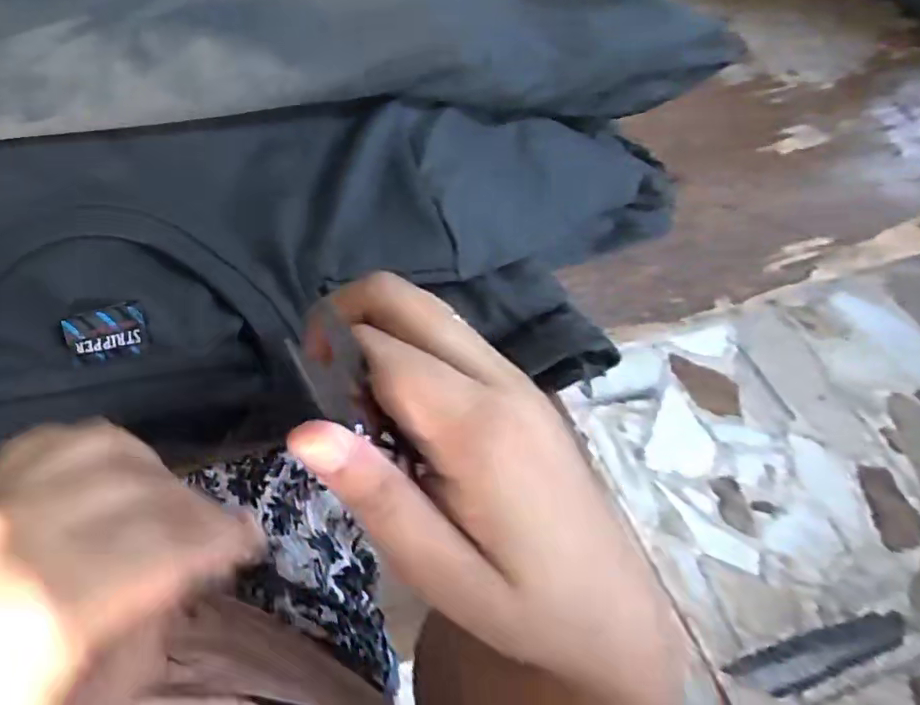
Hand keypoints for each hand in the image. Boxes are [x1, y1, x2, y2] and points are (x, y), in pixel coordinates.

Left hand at [0, 422, 261, 704]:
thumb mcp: (88, 692)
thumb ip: (142, 630)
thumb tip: (181, 573)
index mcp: (57, 599)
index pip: (166, 537)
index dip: (220, 532)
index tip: (249, 539)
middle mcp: (28, 526)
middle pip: (139, 483)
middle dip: (194, 502)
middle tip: (218, 529)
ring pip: (100, 442)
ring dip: (149, 466)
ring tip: (167, 499)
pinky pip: (54, 436)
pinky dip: (96, 447)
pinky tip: (109, 474)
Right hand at [288, 273, 685, 704]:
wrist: (619, 624)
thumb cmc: (520, 605)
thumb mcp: (436, 569)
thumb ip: (372, 492)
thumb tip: (301, 431)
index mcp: (477, 426)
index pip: (375, 344)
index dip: (329, 358)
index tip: (320, 407)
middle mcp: (498, 380)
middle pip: (398, 295)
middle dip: (339, 315)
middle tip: (323, 376)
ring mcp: (514, 375)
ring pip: (420, 305)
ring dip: (369, 326)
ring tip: (359, 393)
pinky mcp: (518, 382)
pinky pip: (441, 330)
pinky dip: (398, 339)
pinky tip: (399, 402)